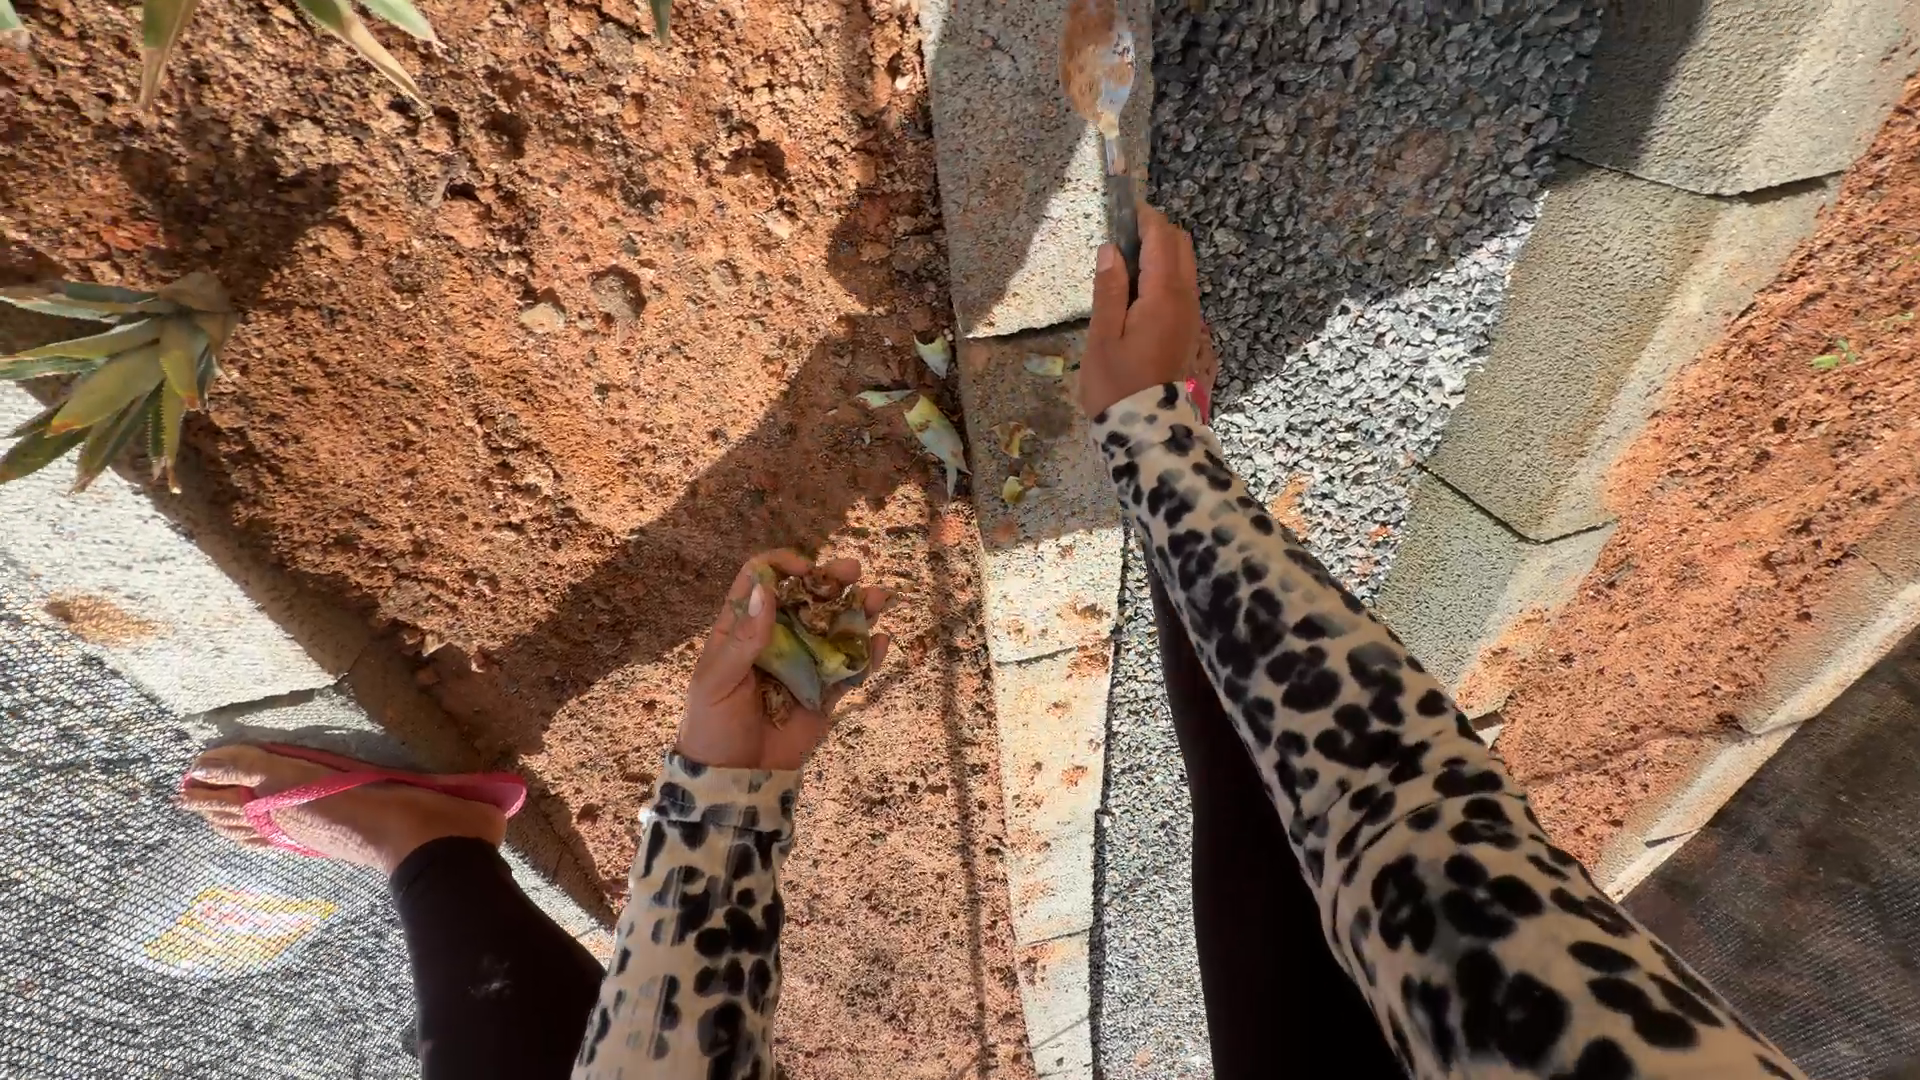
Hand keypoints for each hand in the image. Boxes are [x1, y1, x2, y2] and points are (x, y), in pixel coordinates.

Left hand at [676, 550, 892, 770]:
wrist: (733, 780)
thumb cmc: (713, 726)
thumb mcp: (716, 681)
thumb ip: (743, 639)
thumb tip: (765, 589)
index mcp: (743, 629)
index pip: (761, 581)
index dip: (782, 566)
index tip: (804, 568)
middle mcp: (778, 638)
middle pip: (807, 597)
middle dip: (832, 580)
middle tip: (853, 570)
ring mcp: (805, 663)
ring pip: (836, 628)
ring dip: (859, 609)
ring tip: (879, 598)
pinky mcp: (827, 691)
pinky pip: (851, 668)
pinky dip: (869, 654)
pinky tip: (882, 641)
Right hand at [1078, 202, 1203, 416]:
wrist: (1146, 429)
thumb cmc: (1116, 385)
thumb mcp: (1102, 338)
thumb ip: (1108, 291)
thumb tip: (1111, 250)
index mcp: (1164, 297)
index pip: (1162, 239)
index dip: (1144, 219)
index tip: (1123, 212)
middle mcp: (1187, 301)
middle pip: (1181, 247)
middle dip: (1156, 233)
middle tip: (1123, 238)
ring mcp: (1192, 318)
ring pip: (1185, 269)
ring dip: (1161, 256)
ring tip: (1125, 267)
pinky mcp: (1190, 333)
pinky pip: (1183, 291)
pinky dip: (1165, 278)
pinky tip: (1138, 295)